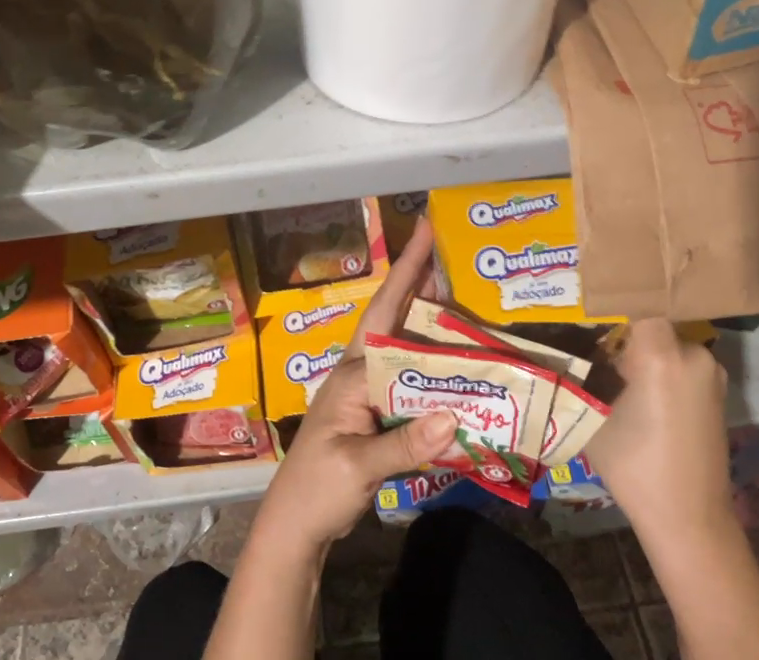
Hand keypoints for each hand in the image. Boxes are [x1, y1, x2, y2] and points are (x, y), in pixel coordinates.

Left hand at [255, 219, 456, 550]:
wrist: (295, 526)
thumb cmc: (317, 489)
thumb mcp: (358, 466)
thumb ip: (403, 443)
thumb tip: (451, 416)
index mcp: (353, 375)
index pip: (385, 314)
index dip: (406, 272)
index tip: (426, 232)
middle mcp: (360, 375)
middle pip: (394, 321)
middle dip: (419, 286)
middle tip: (453, 257)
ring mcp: (367, 395)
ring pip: (403, 348)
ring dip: (429, 324)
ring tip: (463, 301)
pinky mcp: (376, 417)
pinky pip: (410, 381)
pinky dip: (433, 369)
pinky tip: (456, 368)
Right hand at [581, 317, 731, 539]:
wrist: (688, 517)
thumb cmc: (634, 465)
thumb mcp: (591, 416)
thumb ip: (582, 376)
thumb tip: (567, 353)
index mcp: (662, 355)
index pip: (638, 302)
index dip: (612, 299)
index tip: (586, 300)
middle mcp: (694, 355)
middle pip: (652, 323)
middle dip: (623, 330)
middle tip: (591, 339)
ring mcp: (711, 375)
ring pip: (667, 345)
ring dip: (643, 353)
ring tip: (611, 368)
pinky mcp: (717, 394)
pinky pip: (681, 366)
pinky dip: (660, 370)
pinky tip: (636, 392)